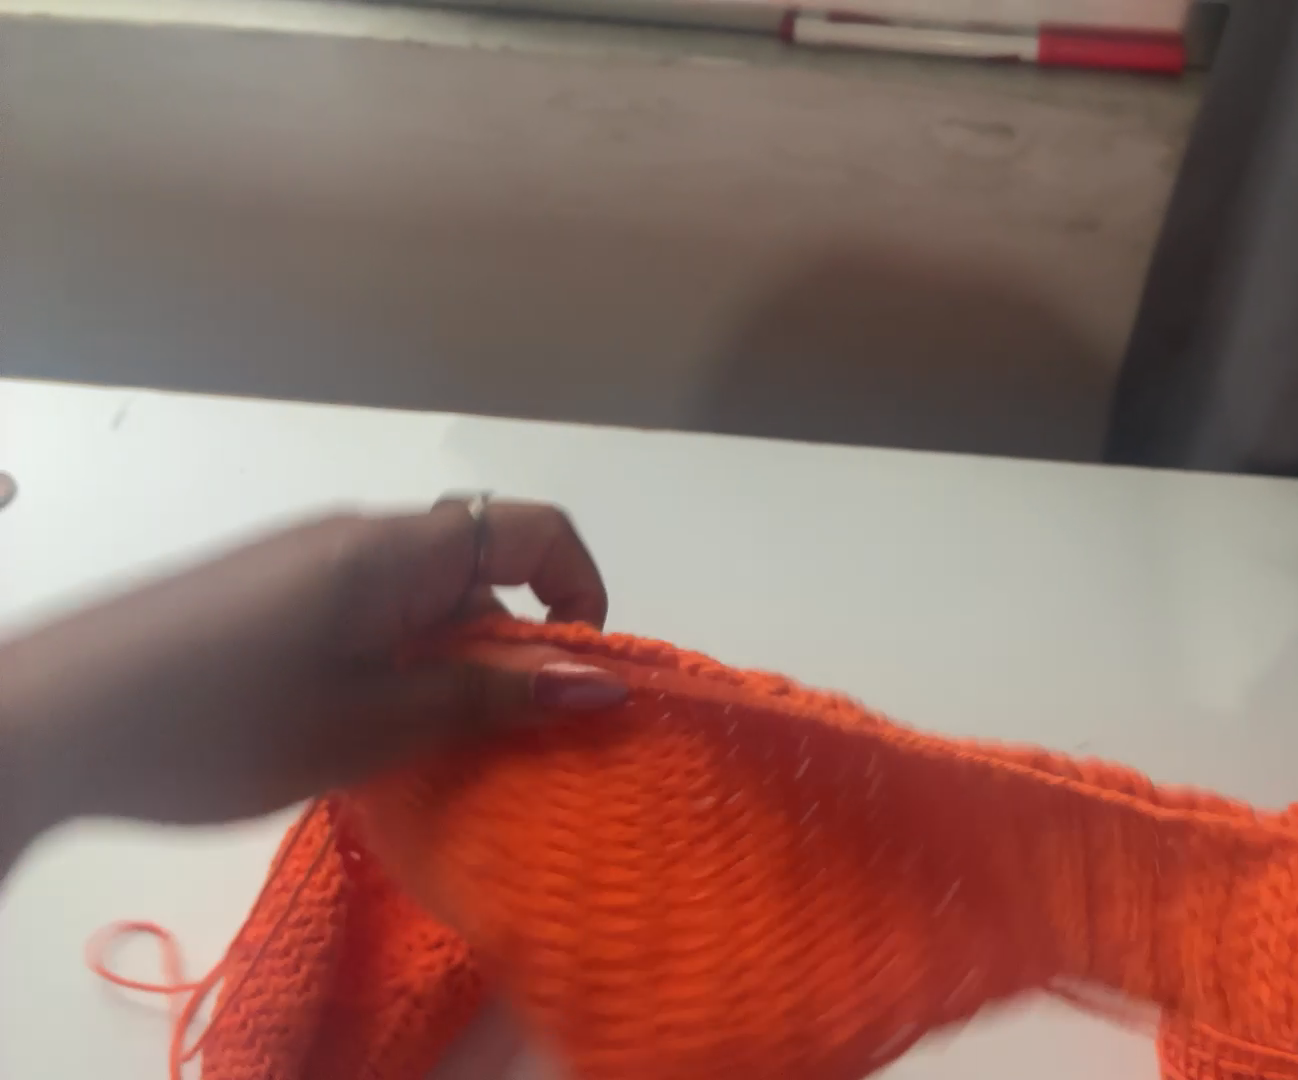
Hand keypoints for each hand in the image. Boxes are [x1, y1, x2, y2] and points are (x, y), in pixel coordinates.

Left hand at [0, 500, 629, 833]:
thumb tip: (607, 684)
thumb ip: (497, 694)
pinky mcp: (283, 591)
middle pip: (490, 568)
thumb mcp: (376, 721)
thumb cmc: (213, 722)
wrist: (16, 728)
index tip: (568, 667)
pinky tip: (365, 716)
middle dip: (514, 642)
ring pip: (436, 596)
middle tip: (491, 723)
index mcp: (400, 549)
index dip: (580, 588)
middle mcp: (369, 538)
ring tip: (420, 734)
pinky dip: (408, 657)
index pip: (539, 530)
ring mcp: (320, 562)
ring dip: (458, 657)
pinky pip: (385, 609)